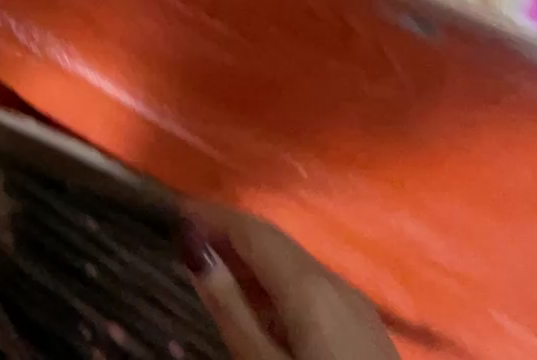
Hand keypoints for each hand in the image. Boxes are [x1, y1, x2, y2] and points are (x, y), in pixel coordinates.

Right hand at [182, 202, 400, 359]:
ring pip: (291, 259)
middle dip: (227, 231)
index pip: (251, 228)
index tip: (172, 213)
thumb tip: (194, 249)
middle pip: (273, 239)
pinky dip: (274, 278)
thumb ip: (228, 305)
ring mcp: (355, 302)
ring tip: (212, 267)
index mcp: (308, 285)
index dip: (210, 215)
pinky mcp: (363, 324)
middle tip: (185, 238)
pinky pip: (309, 283)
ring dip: (250, 255)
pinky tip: (256, 299)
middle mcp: (334, 280)